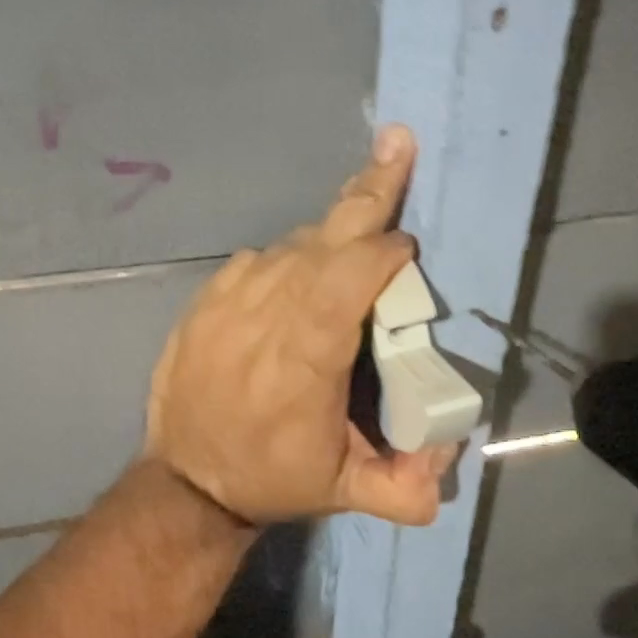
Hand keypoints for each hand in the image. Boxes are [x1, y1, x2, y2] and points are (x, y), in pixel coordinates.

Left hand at [144, 124, 458, 525]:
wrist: (186, 481)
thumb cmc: (272, 479)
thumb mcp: (344, 491)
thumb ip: (406, 487)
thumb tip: (450, 461)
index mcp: (303, 361)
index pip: (345, 279)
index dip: (380, 253)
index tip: (406, 249)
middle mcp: (263, 318)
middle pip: (320, 242)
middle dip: (367, 194)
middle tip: (399, 145)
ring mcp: (227, 304)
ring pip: (290, 246)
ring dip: (329, 237)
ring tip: (357, 235)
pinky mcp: (204, 302)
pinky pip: (257, 260)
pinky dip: (287, 259)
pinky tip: (300, 272)